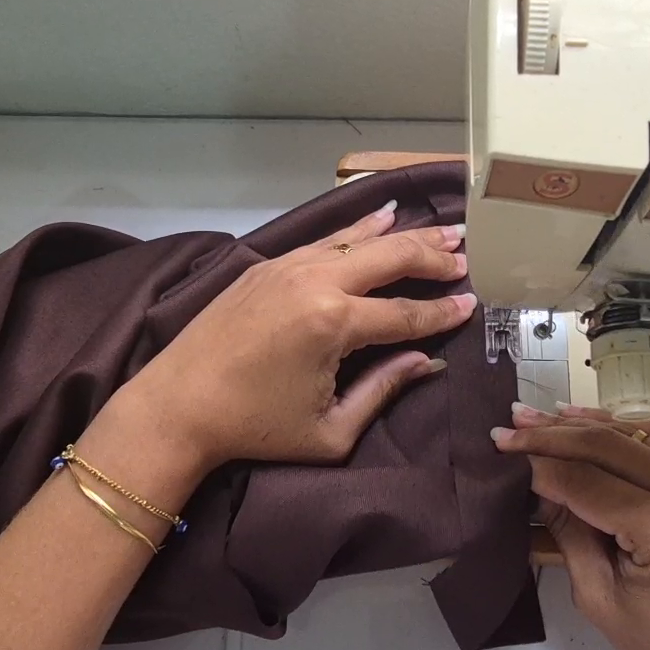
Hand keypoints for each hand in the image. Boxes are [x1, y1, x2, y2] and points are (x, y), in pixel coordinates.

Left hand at [110, 201, 474, 469]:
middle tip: (468, 255)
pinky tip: (381, 218)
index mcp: (334, 325)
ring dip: (404, 234)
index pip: (405, 314)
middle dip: (435, 256)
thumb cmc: (255, 428)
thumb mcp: (330, 431)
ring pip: (359, 238)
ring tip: (442, 228)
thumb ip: (383, 390)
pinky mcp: (266, 265)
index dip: (443, 311)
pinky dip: (358, 229)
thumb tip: (426, 362)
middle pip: (391, 258)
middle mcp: (316, 282)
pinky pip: (325, 240)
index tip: (472, 303)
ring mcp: (287, 267)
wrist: (177, 406)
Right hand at [493, 405, 649, 649]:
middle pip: (611, 447)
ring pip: (636, 435)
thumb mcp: (599, 598)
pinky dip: (619, 432)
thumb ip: (569, 532)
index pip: (588, 481)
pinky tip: (585, 422)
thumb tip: (536, 481)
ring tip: (537, 414)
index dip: (541, 464)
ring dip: (584, 425)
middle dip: (554, 434)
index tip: (501, 449)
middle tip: (509, 424)